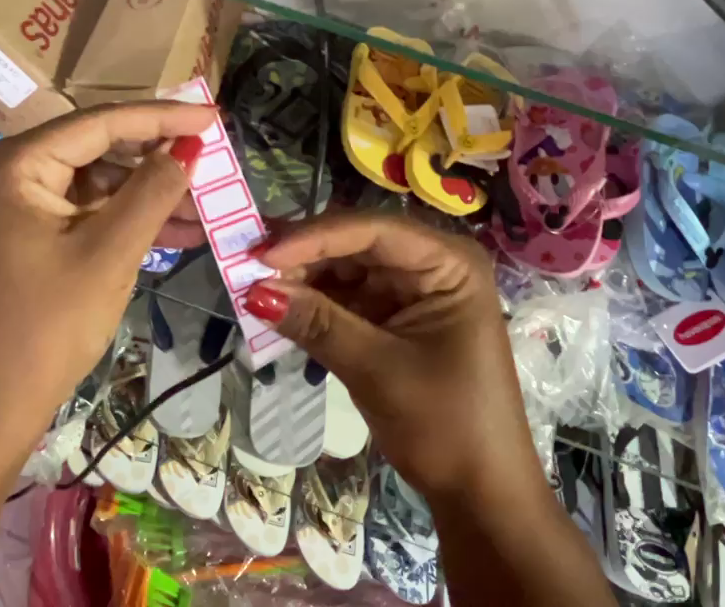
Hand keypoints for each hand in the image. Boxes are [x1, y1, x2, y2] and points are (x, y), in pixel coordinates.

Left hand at [0, 101, 216, 442]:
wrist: (3, 400)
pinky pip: (95, 208)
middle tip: (214, 158)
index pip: (101, 123)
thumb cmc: (52, 323)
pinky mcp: (39, 229)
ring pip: (104, 179)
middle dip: (159, 158)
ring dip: (153, 192)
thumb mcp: (110, 252)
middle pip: (102, 146)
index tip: (212, 115)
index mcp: (18, 163)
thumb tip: (189, 145)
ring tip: (207, 205)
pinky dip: (134, 217)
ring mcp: (26, 200)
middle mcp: (16, 169)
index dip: (161, 117)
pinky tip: (183, 230)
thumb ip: (153, 190)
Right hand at [244, 213, 540, 504]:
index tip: (261, 253)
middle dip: (302, 255)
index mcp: (448, 264)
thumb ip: (317, 323)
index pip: (373, 230)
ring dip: (300, 277)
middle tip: (244, 263)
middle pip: (355, 243)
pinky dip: (311, 301)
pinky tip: (274, 304)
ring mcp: (410, 291)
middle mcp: (430, 265)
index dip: (314, 236)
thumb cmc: (446, 425)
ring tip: (250, 283)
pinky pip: (344, 296)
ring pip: (344, 268)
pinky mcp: (392, 317)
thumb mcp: (377, 370)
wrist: (480, 494)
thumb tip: (252, 290)